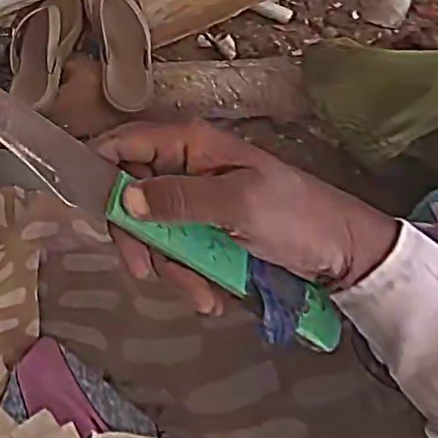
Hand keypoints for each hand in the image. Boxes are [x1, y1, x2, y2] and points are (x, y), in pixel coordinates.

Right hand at [91, 119, 398, 313]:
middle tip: (145, 269)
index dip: (100, 166)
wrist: (348, 256)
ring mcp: (193, 197)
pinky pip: (176, 247)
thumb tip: (123, 197)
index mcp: (187, 143)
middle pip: (129, 191)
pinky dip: (187, 273)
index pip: (124, 142)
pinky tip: (210, 294)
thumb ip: (177, 199)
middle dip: (137, 235)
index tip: (89, 204)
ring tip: (200, 294)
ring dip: (168, 264)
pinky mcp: (204, 227)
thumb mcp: (236, 205)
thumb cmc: (295, 216)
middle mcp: (182, 165)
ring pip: (151, 226)